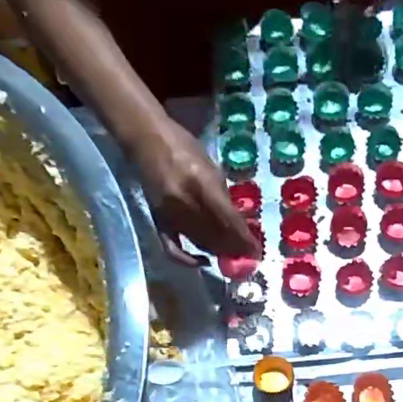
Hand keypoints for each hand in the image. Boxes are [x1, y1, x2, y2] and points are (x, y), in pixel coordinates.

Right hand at [127, 116, 261, 263]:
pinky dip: (189, 260)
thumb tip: (238, 221)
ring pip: (199, 243)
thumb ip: (223, 195)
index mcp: (201, 183)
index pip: (228, 221)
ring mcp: (168, 214)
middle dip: (234, 248)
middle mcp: (184, 203)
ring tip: (233, 256)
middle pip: (215, 236)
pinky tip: (204, 260)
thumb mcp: (211, 165)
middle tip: (248, 255)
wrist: (146, 140)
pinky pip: (173, 249)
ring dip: (218, 252)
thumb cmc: (182, 145)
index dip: (244, 239)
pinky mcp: (157, 220)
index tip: (256, 251)